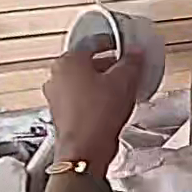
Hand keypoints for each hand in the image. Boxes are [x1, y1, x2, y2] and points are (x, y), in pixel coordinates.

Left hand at [42, 37, 141, 175]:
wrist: (85, 149)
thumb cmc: (98, 114)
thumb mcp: (124, 81)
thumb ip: (131, 62)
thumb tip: (135, 54)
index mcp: (69, 61)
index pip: (92, 43)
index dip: (111, 42)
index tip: (122, 45)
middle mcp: (57, 76)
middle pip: (86, 63)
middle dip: (108, 64)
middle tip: (127, 68)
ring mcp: (57, 96)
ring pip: (83, 81)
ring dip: (101, 82)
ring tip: (122, 88)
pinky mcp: (62, 113)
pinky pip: (81, 98)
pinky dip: (95, 98)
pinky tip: (111, 105)